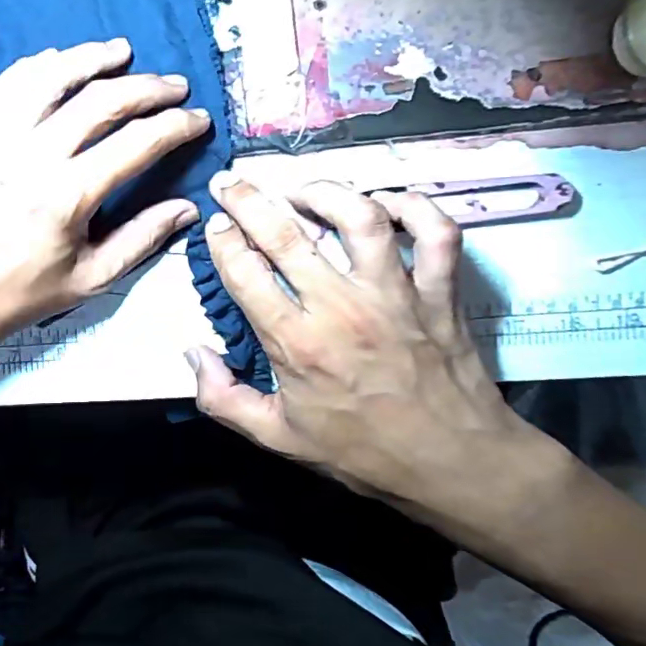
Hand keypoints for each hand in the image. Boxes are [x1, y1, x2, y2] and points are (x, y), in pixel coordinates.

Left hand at [0, 39, 209, 372]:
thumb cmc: (24, 292)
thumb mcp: (92, 277)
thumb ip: (143, 237)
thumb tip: (187, 208)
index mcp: (67, 195)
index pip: (135, 143)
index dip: (175, 126)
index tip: (198, 118)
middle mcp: (32, 156)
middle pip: (99, 101)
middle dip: (147, 88)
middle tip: (175, 85)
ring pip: (49, 78)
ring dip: (90, 58)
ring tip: (121, 51)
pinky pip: (7, 85)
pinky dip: (37, 66)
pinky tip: (59, 60)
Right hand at [188, 173, 575, 525]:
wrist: (451, 464)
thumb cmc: (364, 453)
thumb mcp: (280, 439)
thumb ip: (225, 400)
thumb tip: (193, 354)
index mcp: (297, 343)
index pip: (246, 273)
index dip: (223, 240)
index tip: (215, 224)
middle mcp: (342, 307)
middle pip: (287, 235)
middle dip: (249, 200)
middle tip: (231, 182)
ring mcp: (395, 293)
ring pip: (361, 217)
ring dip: (327, 191)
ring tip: (304, 189)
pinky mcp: (439, 290)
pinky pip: (435, 232)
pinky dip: (416, 207)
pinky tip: (389, 203)